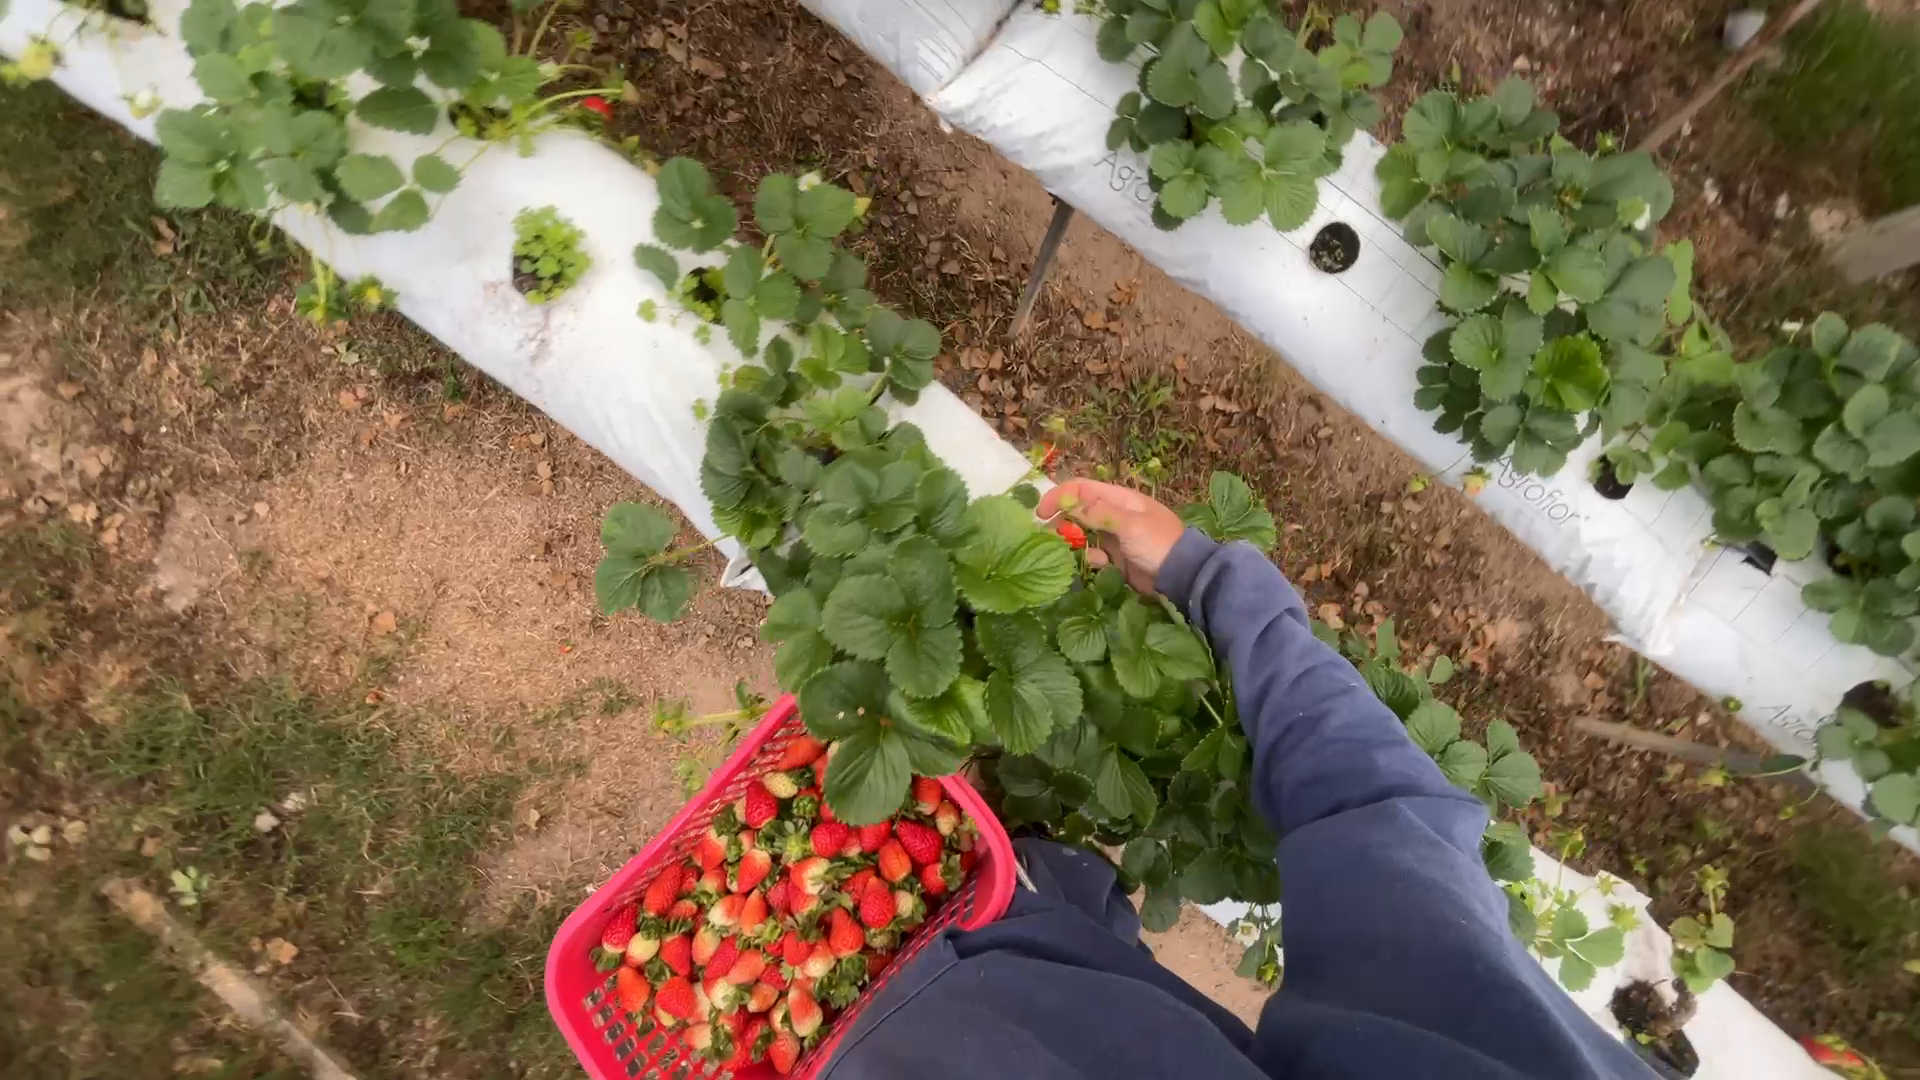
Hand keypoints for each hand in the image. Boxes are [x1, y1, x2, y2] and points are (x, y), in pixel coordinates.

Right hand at [1036, 479, 1185, 594]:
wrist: (1182, 576)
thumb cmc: (1159, 544)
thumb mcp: (1130, 525)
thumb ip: (1100, 513)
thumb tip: (1071, 504)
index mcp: (1119, 499)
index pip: (1081, 489)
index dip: (1059, 496)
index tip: (1040, 513)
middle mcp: (1113, 514)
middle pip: (1077, 511)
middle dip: (1061, 521)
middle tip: (1048, 537)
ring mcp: (1114, 536)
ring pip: (1082, 534)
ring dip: (1071, 541)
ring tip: (1065, 552)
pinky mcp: (1115, 557)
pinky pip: (1092, 554)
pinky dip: (1088, 558)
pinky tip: (1095, 565)